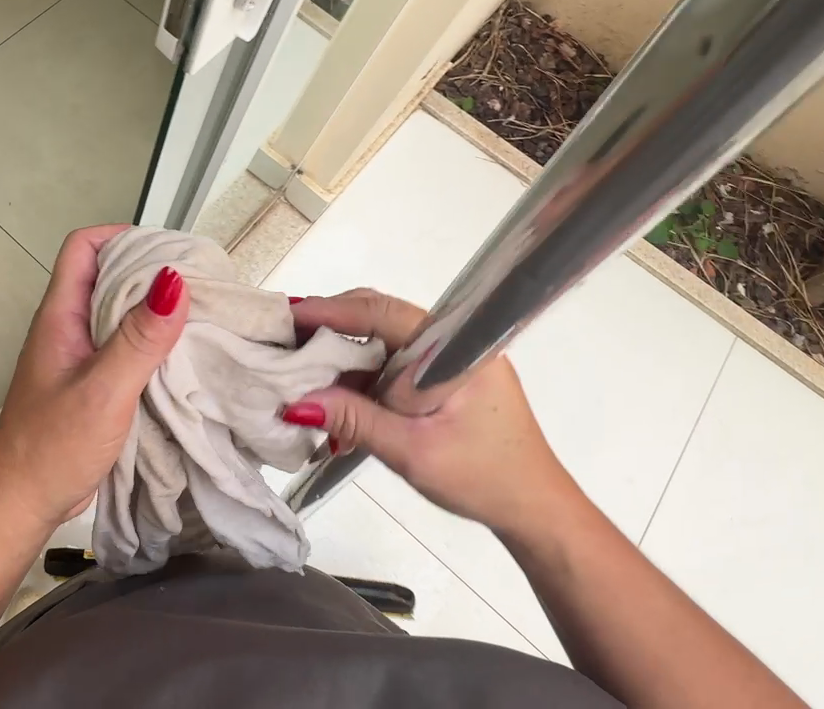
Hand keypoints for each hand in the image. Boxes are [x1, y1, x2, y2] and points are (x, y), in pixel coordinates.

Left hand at [0, 225, 187, 529]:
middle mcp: (67, 327)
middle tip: (196, 280)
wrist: (22, 505)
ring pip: (116, 311)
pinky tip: (179, 354)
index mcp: (60, 316)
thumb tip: (175, 281)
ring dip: (152, 308)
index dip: (121, 237)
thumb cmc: (53, 447)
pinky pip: (122, 345)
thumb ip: (139, 339)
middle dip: (148, 269)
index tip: (167, 250)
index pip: (83, 247)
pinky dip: (150, 341)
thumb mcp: (103, 390)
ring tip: (197, 312)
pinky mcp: (89, 382)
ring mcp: (77, 355)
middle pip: (105, 274)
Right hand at [283, 289, 581, 536]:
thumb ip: (355, 421)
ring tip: (299, 362)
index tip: (291, 314)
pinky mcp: (444, 377)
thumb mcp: (412, 452)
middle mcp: (454, 340)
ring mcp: (450, 357)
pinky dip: (362, 371)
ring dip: (343, 350)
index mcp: (457, 347)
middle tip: (285, 336)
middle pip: (381, 316)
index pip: (385, 313)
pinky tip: (334, 390)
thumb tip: (295, 403)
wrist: (537, 512)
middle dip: (331, 324)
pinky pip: (394, 360)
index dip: (334, 311)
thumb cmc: (482, 479)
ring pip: (384, 338)